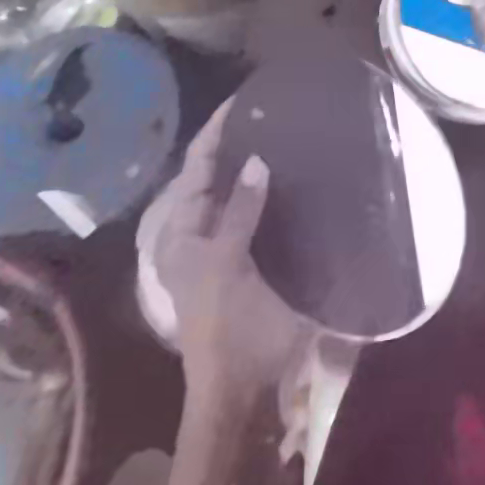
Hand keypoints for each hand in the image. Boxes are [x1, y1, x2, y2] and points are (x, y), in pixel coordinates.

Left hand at [150, 97, 310, 393]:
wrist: (244, 385)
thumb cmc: (225, 324)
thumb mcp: (225, 265)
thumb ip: (239, 213)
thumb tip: (255, 160)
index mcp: (182, 228)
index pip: (197, 166)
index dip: (215, 131)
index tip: (239, 100)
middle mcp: (203, 228)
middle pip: (218, 175)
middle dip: (238, 143)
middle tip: (272, 111)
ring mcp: (231, 241)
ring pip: (243, 192)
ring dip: (259, 165)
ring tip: (288, 132)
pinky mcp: (258, 255)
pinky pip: (266, 213)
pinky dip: (278, 193)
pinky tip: (302, 175)